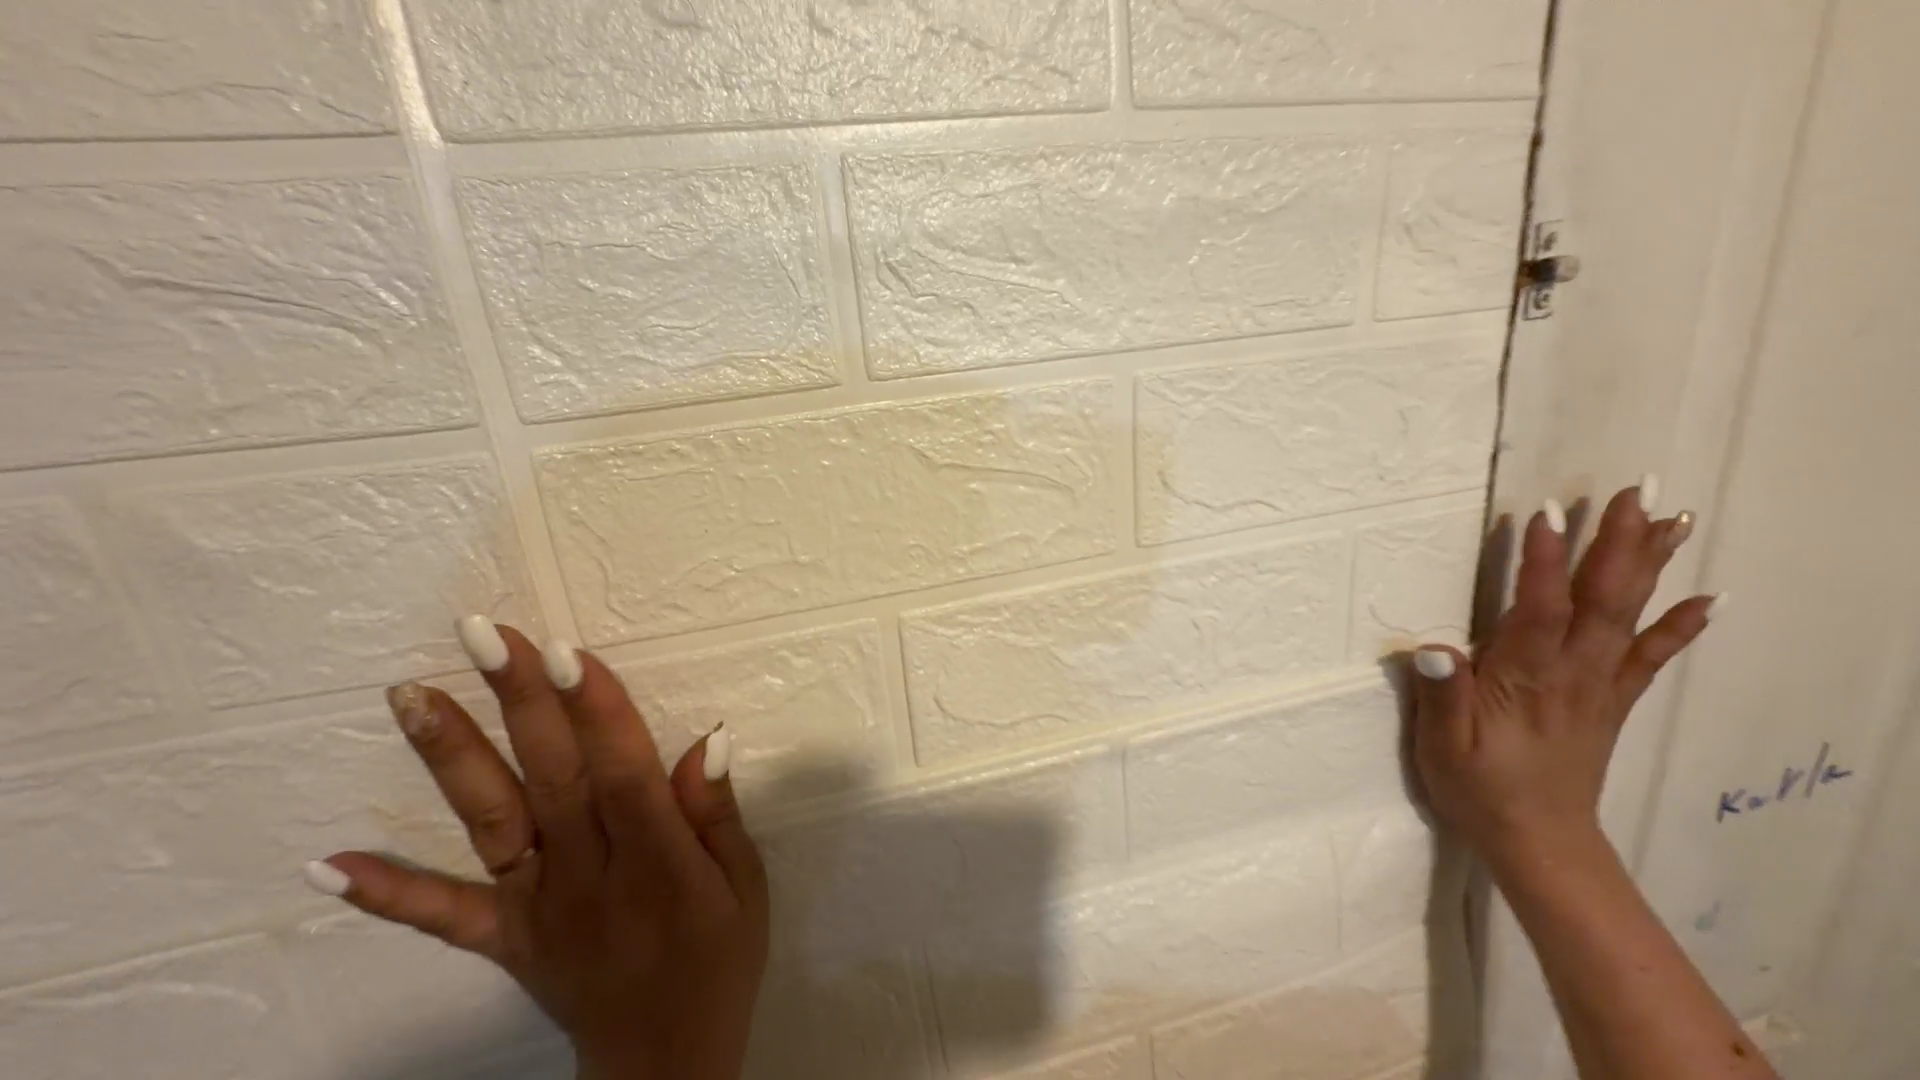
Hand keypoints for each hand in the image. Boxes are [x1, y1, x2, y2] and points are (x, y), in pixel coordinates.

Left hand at [303, 618, 768, 1079]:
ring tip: (410, 696)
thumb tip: (705, 741)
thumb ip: (717, 816)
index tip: (561, 650)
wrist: (665, 1061)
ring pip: (494, 823)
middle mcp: (590, 875)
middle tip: (482, 635)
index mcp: (656, 860)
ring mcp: (538, 907)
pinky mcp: (504, 938)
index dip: (595, 710)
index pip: (622, 771)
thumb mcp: (746, 888)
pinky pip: (444, 915)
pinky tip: (325, 864)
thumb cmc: (717, 959)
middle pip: (552, 777)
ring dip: (452, 759)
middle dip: (519, 702)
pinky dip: (387, 892)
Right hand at [1409, 483, 1720, 878]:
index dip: (1543, 563)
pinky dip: (1680, 625)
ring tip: (1673, 518)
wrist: (1540, 841)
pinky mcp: (1612, 700)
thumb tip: (1434, 647)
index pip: (1539, 611)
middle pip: (1602, 600)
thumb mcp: (1444, 747)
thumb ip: (1443, 696)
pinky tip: (1706, 598)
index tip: (1548, 513)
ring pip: (1630, 616)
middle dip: (1616, 543)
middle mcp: (1573, 673)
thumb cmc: (1481, 789)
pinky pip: (1651, 656)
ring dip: (1649, 565)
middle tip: (1634, 491)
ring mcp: (1600, 685)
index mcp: (1527, 680)